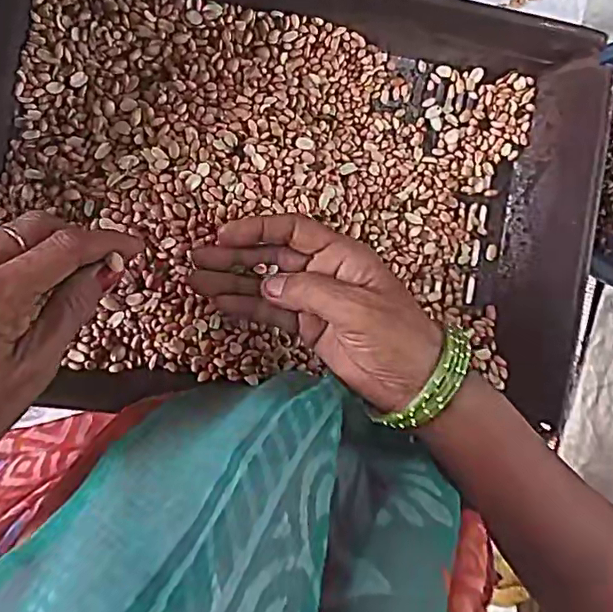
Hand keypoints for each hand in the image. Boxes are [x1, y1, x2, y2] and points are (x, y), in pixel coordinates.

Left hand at [0, 212, 143, 470]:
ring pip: (9, 235)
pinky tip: (30, 289)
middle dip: (75, 236)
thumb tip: (101, 274)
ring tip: (69, 279)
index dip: (105, 241)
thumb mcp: (35, 368)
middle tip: (102, 261)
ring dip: (45, 246)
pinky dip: (16, 259)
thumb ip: (71, 309)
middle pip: (35, 225)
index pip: (64, 246)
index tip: (128, 246)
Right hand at [188, 214, 442, 413]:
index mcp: (339, 255)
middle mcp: (321, 271)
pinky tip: (220, 303)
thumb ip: (310, 292)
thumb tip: (267, 284)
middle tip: (199, 257)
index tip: (225, 234)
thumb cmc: (397, 337)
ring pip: (264, 283)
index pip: (292, 230)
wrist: (414, 382)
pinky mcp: (306, 326)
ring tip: (198, 279)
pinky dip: (245, 307)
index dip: (257, 228)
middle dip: (234, 255)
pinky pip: (269, 311)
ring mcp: (312, 299)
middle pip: (270, 255)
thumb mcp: (357, 308)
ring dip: (232, 281)